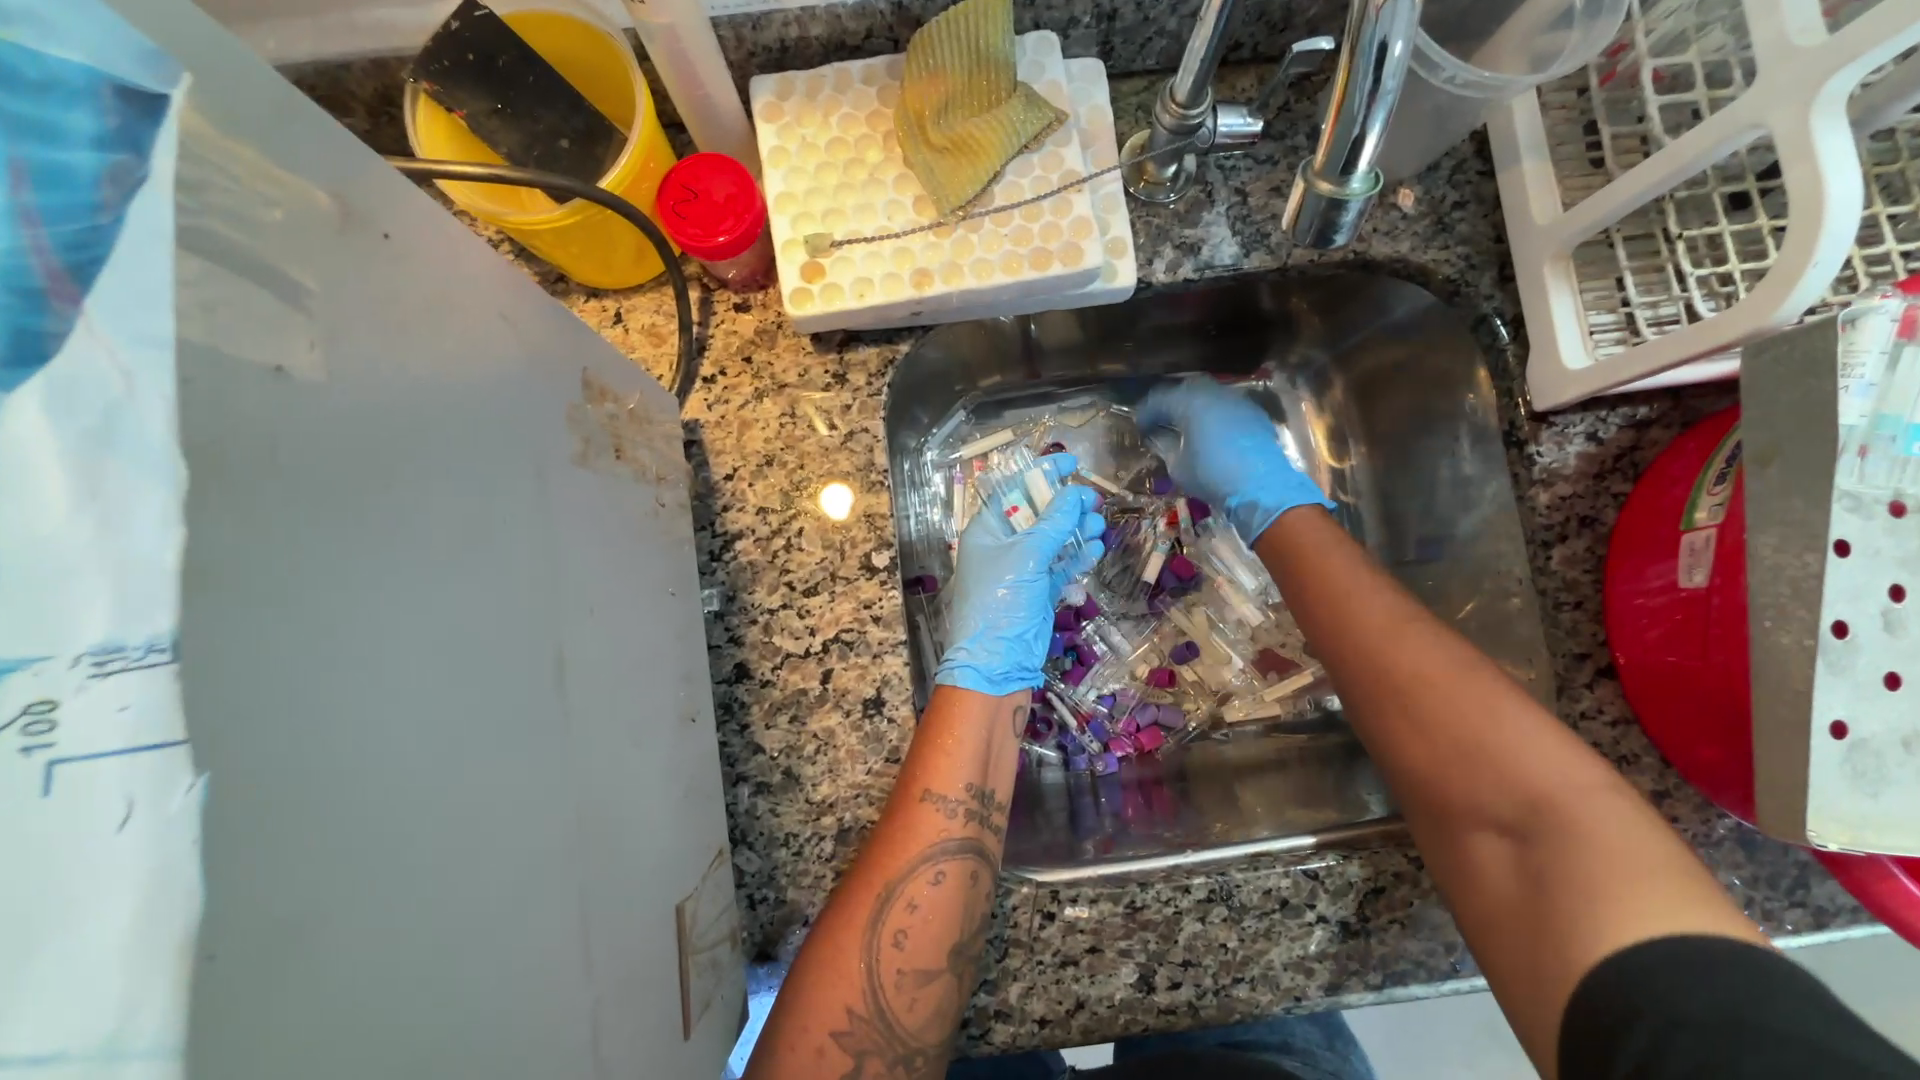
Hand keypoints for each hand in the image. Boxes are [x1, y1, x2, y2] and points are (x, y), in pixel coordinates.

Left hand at [936, 453, 1105, 696]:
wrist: (997, 662)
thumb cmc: (1001, 601)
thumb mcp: (1027, 556)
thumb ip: (1053, 523)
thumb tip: (1075, 493)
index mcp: (987, 529)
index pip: (1013, 489)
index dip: (1041, 473)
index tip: (1071, 462)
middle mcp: (1002, 545)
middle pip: (1037, 513)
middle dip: (1066, 504)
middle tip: (1094, 501)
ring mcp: (1020, 569)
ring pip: (1052, 540)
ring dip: (1075, 530)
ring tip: (1098, 526)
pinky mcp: (1037, 591)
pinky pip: (1059, 566)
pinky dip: (1076, 557)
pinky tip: (1094, 549)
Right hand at [1135, 376, 1331, 542]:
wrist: (1261, 487)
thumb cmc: (1211, 476)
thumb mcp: (1178, 466)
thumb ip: (1165, 446)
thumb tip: (1158, 437)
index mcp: (1189, 403)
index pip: (1159, 399)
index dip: (1146, 413)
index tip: (1139, 427)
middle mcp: (1214, 394)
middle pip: (1186, 389)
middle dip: (1171, 403)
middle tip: (1162, 420)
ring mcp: (1238, 401)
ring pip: (1210, 395)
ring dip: (1195, 407)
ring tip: (1187, 426)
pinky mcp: (1255, 414)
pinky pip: (1228, 407)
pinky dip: (1215, 415)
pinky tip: (1213, 433)